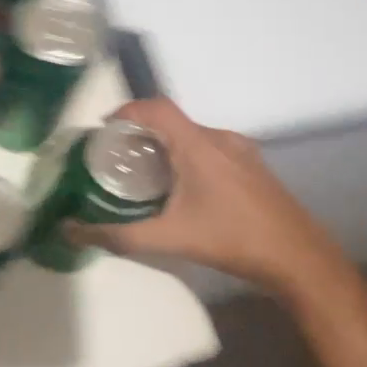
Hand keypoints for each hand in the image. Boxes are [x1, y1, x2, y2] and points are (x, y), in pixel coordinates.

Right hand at [64, 98, 350, 297]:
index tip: (102, 132)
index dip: (126, 112)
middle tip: (114, 160)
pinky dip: (185, 159)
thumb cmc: (231, 240)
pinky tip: (177, 191)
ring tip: (140, 176)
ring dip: (163, 148)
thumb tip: (69, 231)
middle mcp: (221, 139)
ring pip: (192, 137)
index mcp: (199, 146)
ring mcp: (241, 152)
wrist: (297, 257)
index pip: (156, 109)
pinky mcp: (252, 167)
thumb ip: (116, 235)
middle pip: (172, 122)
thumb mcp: (167, 239)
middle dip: (139, 135)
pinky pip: (209, 150)